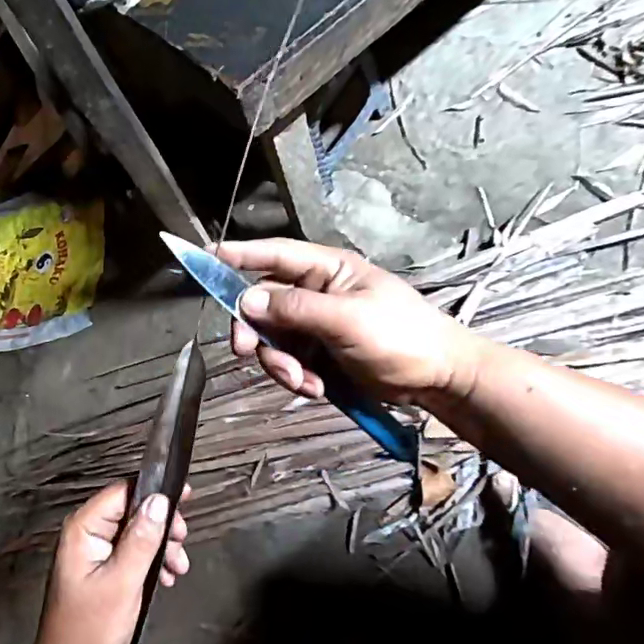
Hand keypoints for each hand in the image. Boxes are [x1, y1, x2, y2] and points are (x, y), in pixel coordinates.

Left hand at [28, 480, 190, 643]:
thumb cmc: (91, 630)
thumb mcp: (122, 582)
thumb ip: (141, 539)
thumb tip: (160, 499)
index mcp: (82, 529)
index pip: (122, 491)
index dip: (154, 490)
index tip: (186, 497)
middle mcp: (85, 534)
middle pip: (131, 510)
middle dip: (161, 523)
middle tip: (182, 541)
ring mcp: (92, 553)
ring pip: (135, 532)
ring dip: (160, 544)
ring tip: (178, 567)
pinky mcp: (100, 570)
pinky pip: (131, 552)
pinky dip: (151, 560)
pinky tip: (165, 577)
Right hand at [218, 239, 484, 405]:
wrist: (438, 379)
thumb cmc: (402, 337)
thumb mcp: (347, 320)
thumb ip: (295, 310)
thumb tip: (246, 300)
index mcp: (327, 270)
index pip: (275, 255)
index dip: (240, 254)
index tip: (205, 256)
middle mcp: (316, 292)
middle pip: (263, 304)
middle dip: (257, 332)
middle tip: (248, 351)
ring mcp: (317, 324)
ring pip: (273, 338)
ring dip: (280, 363)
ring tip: (304, 382)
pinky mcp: (320, 352)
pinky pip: (290, 360)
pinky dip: (296, 376)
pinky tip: (316, 388)